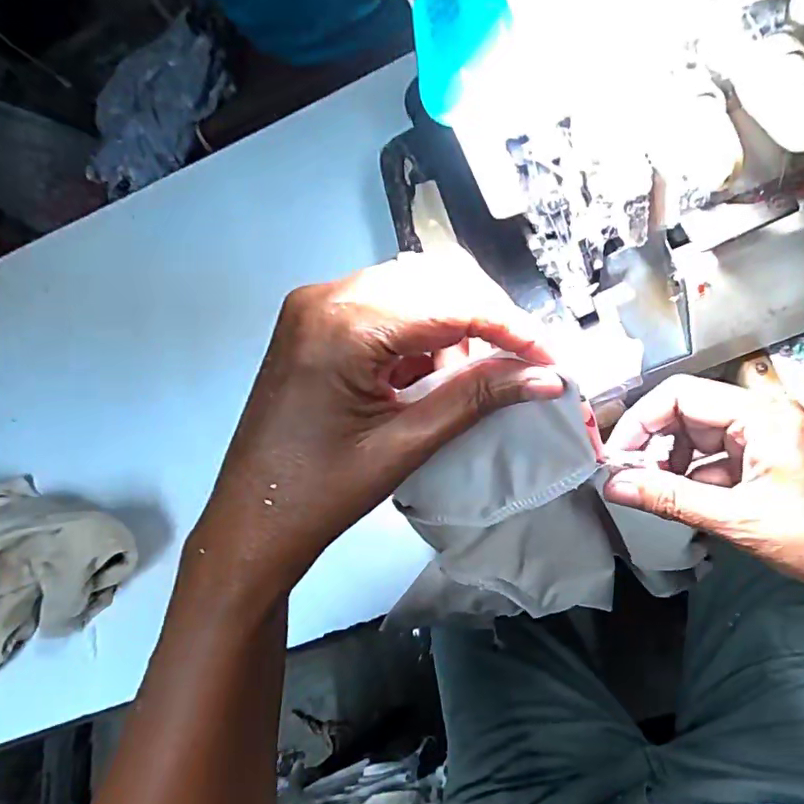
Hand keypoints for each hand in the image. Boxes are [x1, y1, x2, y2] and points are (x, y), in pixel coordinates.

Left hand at [192, 254, 564, 593]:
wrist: (253, 523)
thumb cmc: (320, 493)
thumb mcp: (406, 443)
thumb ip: (477, 399)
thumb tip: (544, 376)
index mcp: (343, 325)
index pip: (449, 303)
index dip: (509, 327)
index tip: (550, 358)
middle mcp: (326, 298)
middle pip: (432, 280)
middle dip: (486, 317)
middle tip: (523, 362)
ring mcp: (317, 308)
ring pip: (412, 290)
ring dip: (456, 324)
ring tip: (480, 374)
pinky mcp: (317, 324)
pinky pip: (387, 309)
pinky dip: (423, 333)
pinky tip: (438, 372)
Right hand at [601, 375, 803, 611]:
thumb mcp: (738, 519)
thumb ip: (671, 497)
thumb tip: (617, 485)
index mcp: (763, 415)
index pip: (682, 395)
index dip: (641, 422)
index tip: (616, 456)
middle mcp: (765, 416)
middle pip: (689, 415)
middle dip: (655, 447)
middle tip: (631, 481)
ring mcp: (769, 438)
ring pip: (701, 439)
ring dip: (674, 466)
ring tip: (655, 497)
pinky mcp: (771, 461)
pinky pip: (720, 460)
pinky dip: (696, 479)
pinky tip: (683, 504)